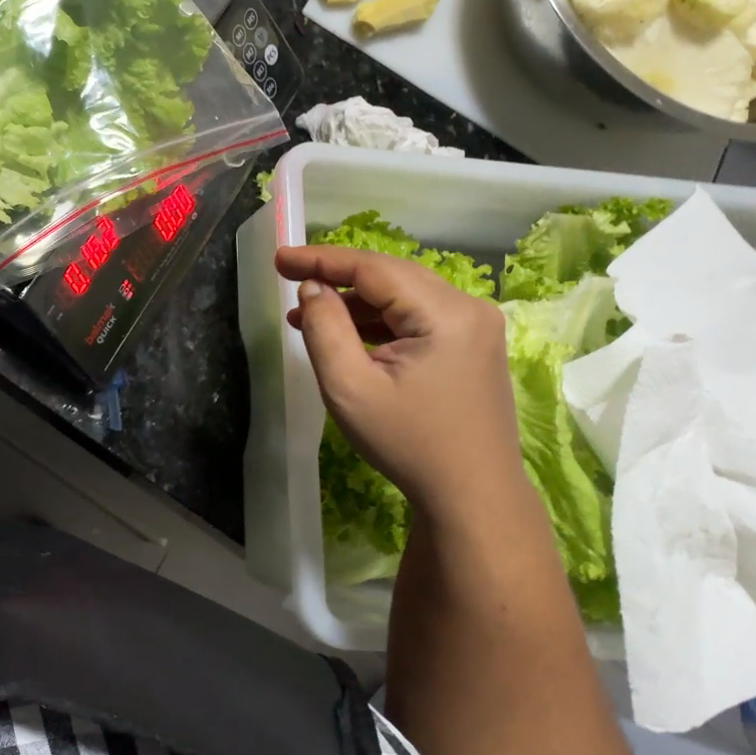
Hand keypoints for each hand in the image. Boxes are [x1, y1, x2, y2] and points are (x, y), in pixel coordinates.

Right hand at [276, 245, 523, 514]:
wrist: (472, 496)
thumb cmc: (407, 443)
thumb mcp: (349, 387)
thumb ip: (325, 328)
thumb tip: (312, 287)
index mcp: (445, 314)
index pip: (373, 268)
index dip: (322, 259)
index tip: (279, 258)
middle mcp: (468, 308)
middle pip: (390, 275)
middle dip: (337, 274)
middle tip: (288, 277)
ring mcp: (476, 326)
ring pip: (403, 294)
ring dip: (355, 300)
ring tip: (306, 314)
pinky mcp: (473, 344)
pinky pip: (417, 315)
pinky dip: (379, 318)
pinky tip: (346, 332)